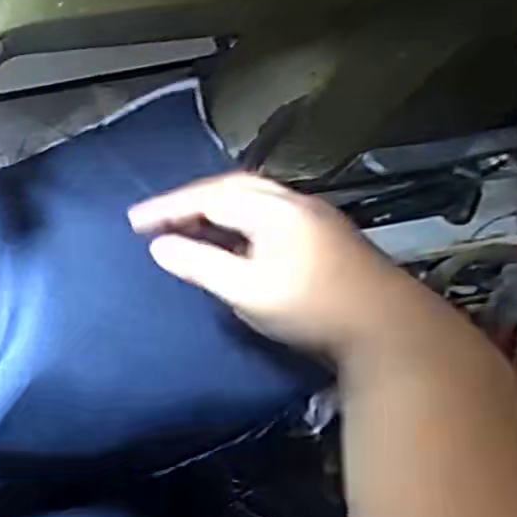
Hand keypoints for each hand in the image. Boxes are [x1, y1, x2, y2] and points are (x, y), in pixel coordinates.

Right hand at [128, 172, 455, 360]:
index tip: (132, 220)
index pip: (210, 198)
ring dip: (210, 207)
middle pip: (232, 188)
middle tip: (154, 218)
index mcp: (275, 211)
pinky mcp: (317, 237)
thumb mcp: (246, 290)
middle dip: (188, 199)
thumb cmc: (310, 308)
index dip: (168, 207)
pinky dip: (230, 220)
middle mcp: (293, 204)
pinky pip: (261, 214)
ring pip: (249, 199)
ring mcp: (309, 218)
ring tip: (180, 224)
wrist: (384, 327)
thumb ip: (200, 265)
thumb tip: (159, 246)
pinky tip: (220, 237)